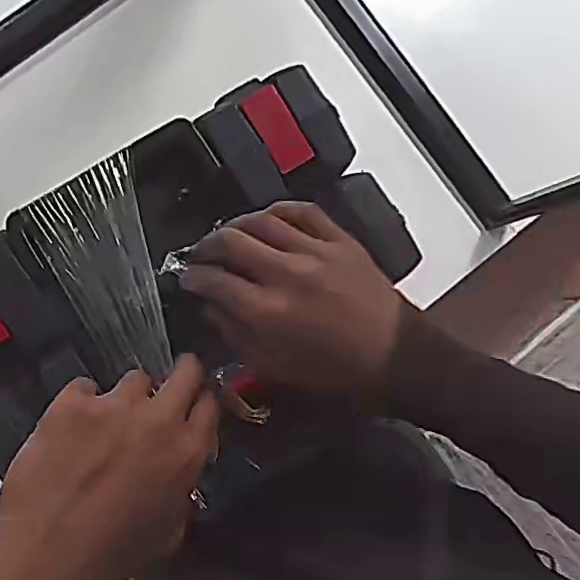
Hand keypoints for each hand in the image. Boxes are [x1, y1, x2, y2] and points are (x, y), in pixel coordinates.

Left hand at [0, 356, 219, 579]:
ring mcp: (112, 406)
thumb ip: (182, 492)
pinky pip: (84, 387)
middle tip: (164, 392)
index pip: (210, 403)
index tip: (193, 403)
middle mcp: (156, 421)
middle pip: (185, 370)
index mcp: (186, 453)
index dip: (202, 401)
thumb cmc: (108, 554)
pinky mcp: (71, 403)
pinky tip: (72, 427)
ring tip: (108, 423)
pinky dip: (82, 403)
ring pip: (134, 378)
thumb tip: (179, 477)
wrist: (47, 555)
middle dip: (181, 376)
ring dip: (127, 398)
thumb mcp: (168, 533)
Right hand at [179, 201, 411, 397]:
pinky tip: (267, 219)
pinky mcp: (340, 241)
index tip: (187, 277)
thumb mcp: (272, 365)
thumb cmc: (332, 369)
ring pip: (262, 221)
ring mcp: (316, 252)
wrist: (392, 356)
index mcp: (268, 312)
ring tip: (228, 234)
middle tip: (201, 254)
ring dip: (236, 224)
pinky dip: (278, 211)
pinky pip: (303, 212)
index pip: (214, 281)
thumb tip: (211, 308)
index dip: (192, 277)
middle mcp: (288, 275)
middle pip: (230, 241)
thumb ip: (234, 333)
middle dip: (206, 246)